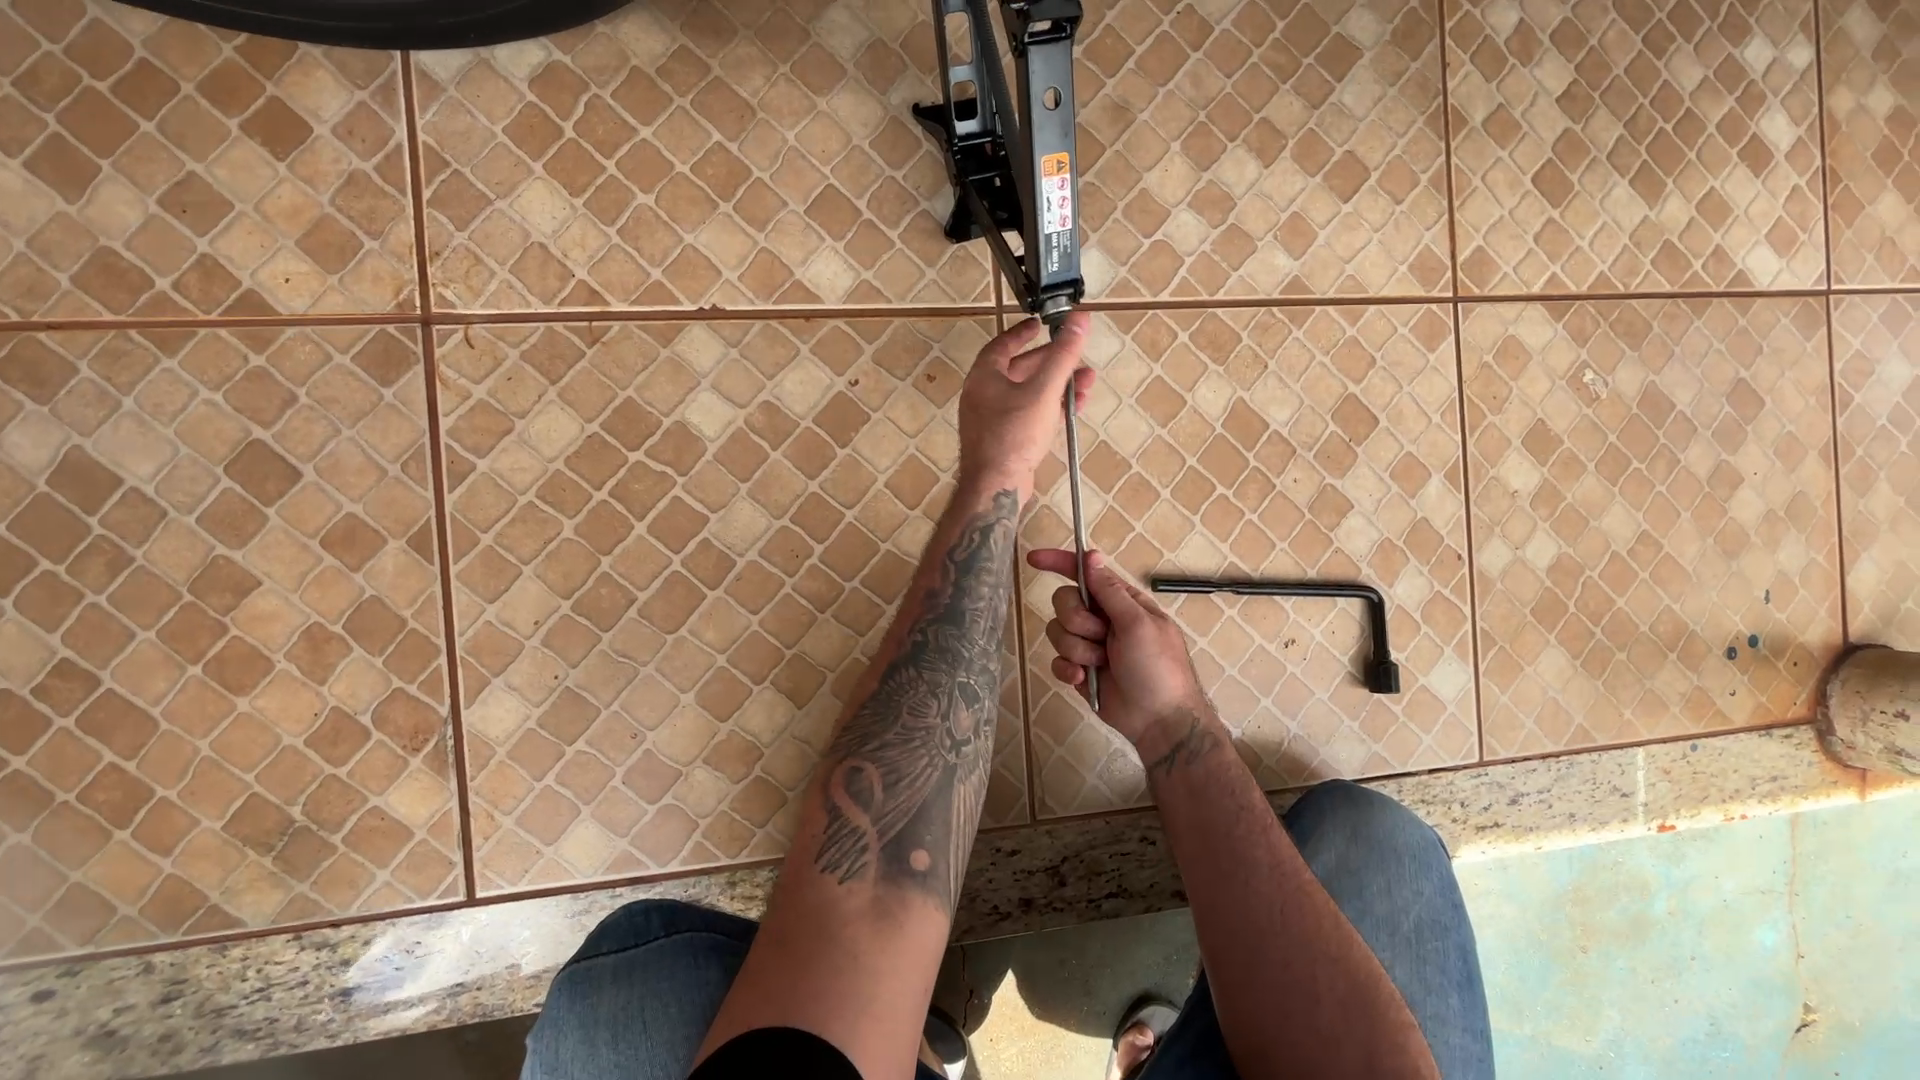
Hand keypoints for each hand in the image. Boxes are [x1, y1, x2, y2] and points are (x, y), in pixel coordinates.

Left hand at [957, 312, 1094, 496]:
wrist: (996, 487)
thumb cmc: (1013, 435)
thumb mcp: (1043, 391)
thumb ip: (1062, 355)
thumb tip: (1079, 320)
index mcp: (984, 377)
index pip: (1003, 345)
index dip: (1023, 332)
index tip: (1040, 324)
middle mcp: (984, 395)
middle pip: (1020, 369)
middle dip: (1052, 362)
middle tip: (1074, 355)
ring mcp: (993, 419)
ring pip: (1029, 394)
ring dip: (1057, 387)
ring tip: (1086, 383)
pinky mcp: (1005, 439)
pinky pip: (1029, 415)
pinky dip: (1050, 409)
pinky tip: (1073, 409)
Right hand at [1026, 548, 1214, 752]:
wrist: (1158, 720)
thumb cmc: (1157, 667)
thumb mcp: (1138, 624)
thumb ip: (1110, 591)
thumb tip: (1092, 556)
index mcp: (1120, 601)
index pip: (1084, 573)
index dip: (1059, 563)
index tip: (1034, 559)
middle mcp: (1102, 618)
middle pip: (1064, 602)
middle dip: (1077, 621)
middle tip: (1101, 637)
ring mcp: (1089, 644)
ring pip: (1057, 632)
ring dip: (1077, 649)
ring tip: (1101, 664)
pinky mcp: (1079, 669)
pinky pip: (1056, 659)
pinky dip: (1068, 669)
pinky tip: (1084, 678)